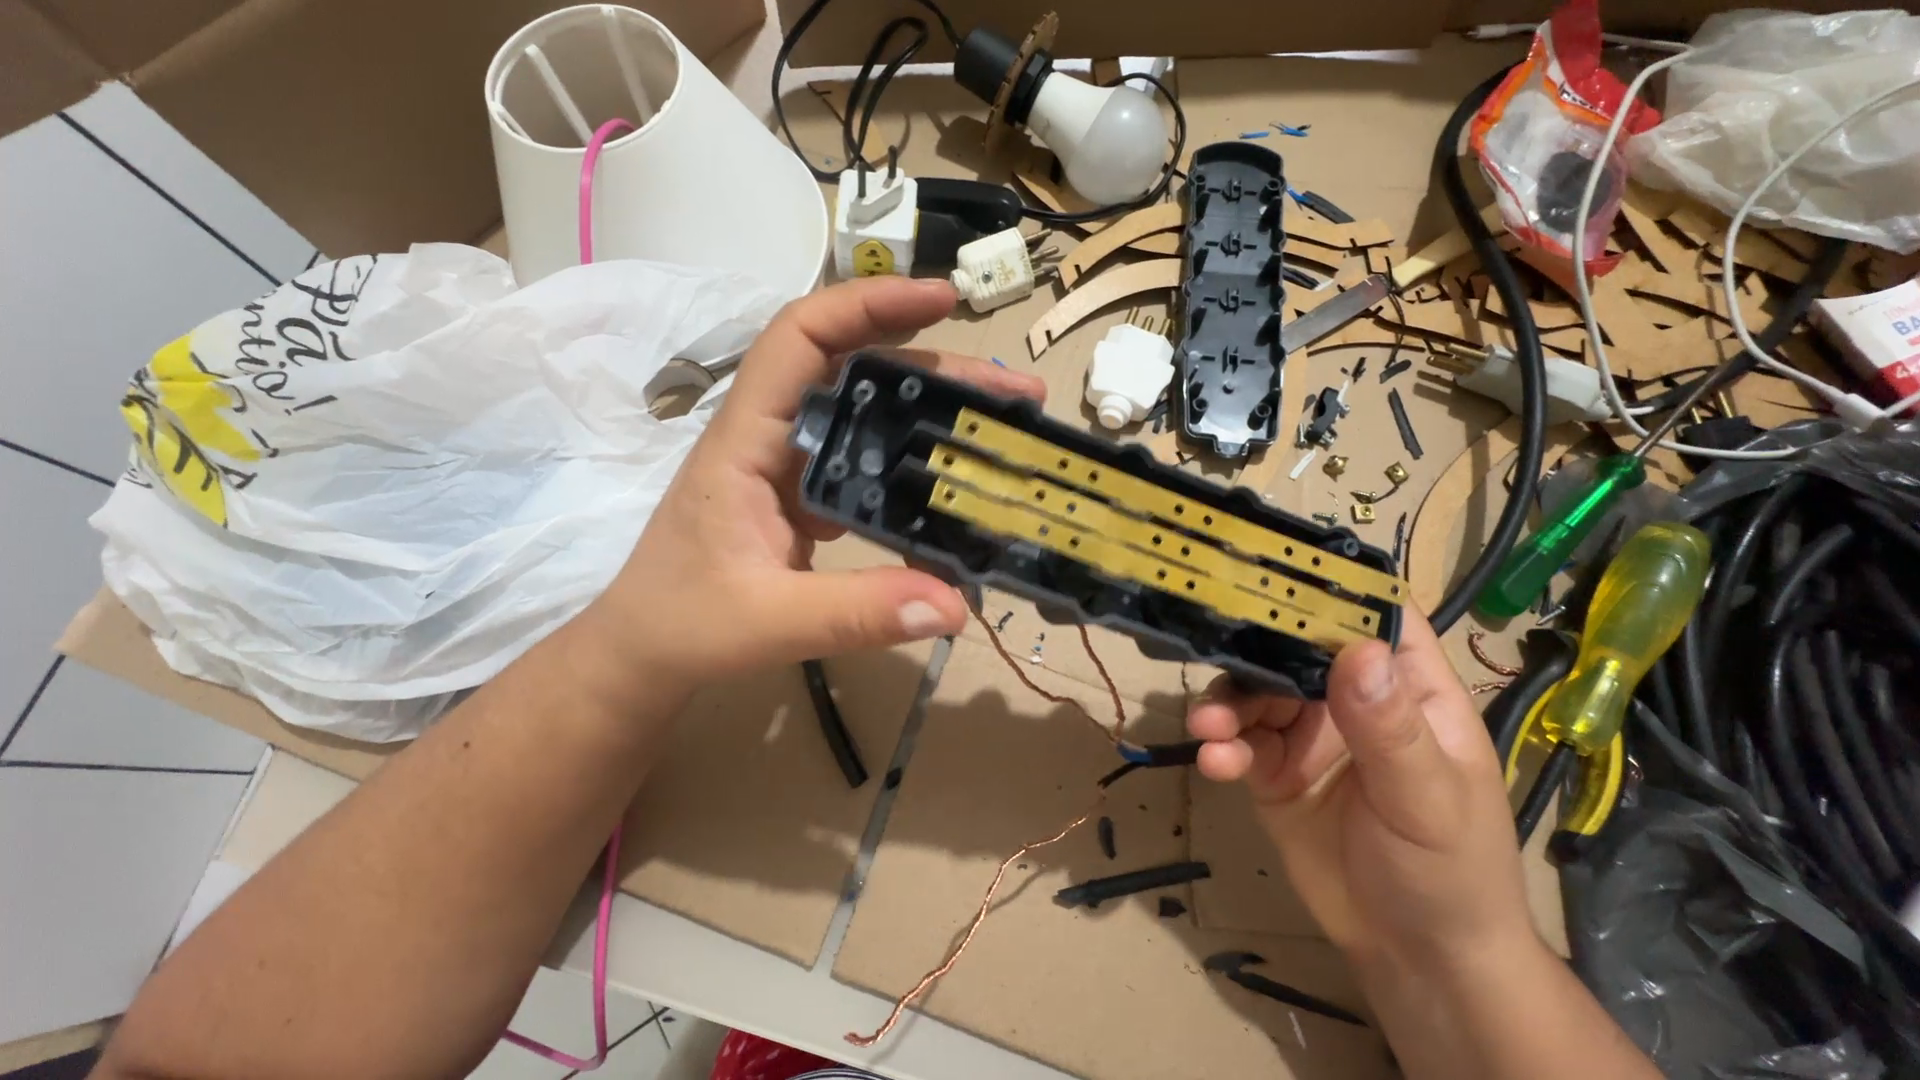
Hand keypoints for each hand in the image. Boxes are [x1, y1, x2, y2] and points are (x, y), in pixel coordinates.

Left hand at [588, 277, 1043, 689]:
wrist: (643, 652)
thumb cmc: (684, 624)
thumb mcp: (768, 621)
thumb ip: (857, 614)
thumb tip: (955, 606)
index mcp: (747, 441)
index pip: (800, 338)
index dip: (867, 305)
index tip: (941, 300)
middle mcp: (771, 438)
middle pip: (855, 372)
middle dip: (936, 369)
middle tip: (1015, 392)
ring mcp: (789, 468)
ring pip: (866, 415)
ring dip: (933, 412)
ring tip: (1003, 428)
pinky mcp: (803, 499)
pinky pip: (866, 463)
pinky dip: (913, 461)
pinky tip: (955, 485)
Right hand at [1186, 609, 1536, 968]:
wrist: (1416, 959)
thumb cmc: (1451, 873)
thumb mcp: (1427, 799)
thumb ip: (1388, 728)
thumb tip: (1355, 649)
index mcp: (1409, 692)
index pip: (1374, 618)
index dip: (1331, 589)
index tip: (1274, 569)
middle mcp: (1353, 702)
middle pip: (1296, 649)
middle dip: (1255, 649)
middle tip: (1214, 650)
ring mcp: (1309, 738)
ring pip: (1257, 693)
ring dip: (1227, 702)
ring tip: (1208, 727)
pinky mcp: (1274, 775)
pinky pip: (1239, 745)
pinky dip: (1222, 747)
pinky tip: (1216, 763)